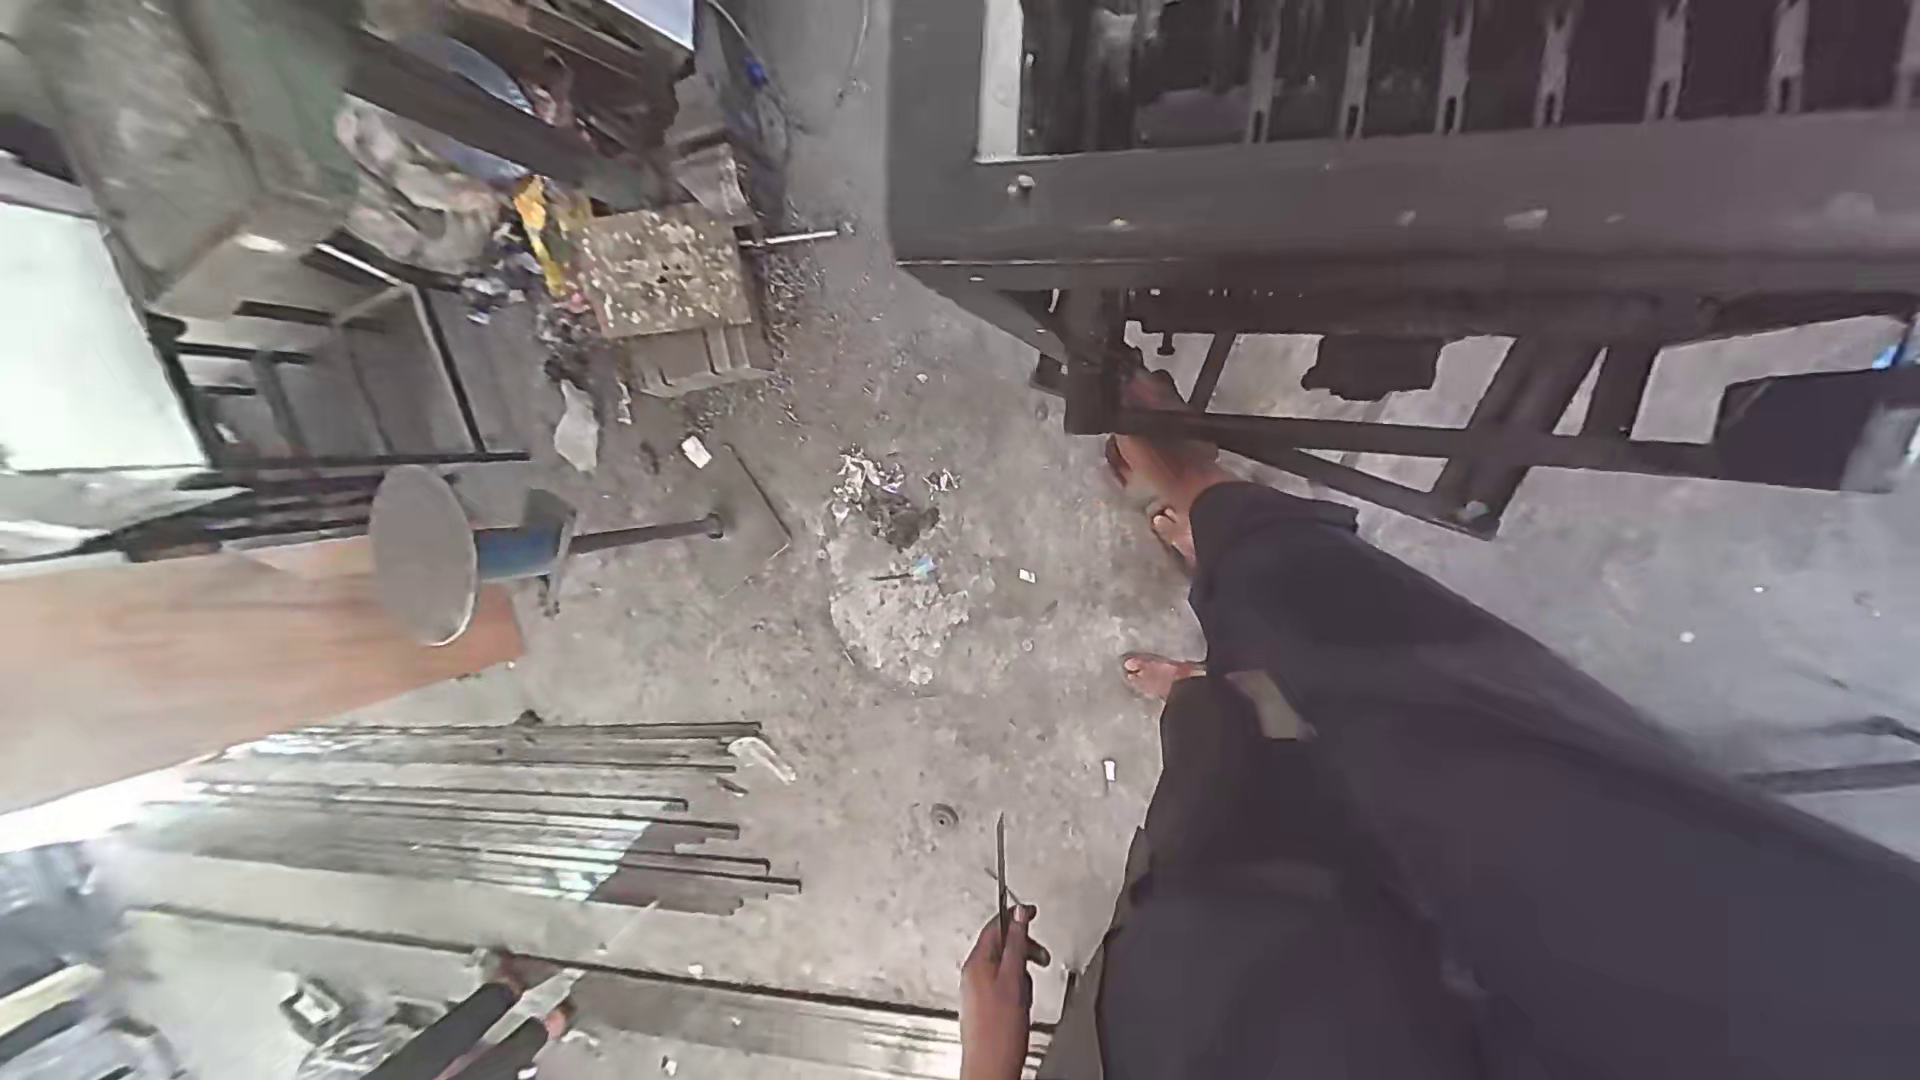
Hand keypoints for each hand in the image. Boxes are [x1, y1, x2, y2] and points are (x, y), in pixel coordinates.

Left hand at [960, 905, 1046, 1079]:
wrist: (990, 1073)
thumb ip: (1016, 945)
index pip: (996, 925)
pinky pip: (1002, 984)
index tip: (1030, 911)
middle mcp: (973, 972)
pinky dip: (1016, 988)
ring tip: (1027, 994)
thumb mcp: (1013, 981)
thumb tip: (1018, 915)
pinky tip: (1021, 1005)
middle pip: (1000, 945)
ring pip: (1003, 966)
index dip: (1015, 916)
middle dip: (1022, 950)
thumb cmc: (999, 1034)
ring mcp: (977, 990)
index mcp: (977, 962)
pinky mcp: (983, 1006)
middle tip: (1040, 956)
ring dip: (1021, 973)